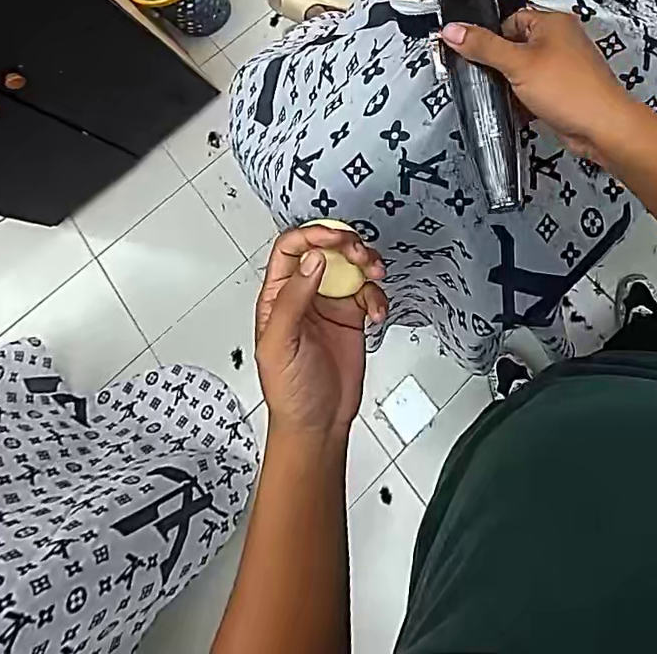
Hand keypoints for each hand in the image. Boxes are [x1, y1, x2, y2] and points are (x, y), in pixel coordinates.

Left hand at [254, 224, 387, 440]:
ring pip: (352, 264)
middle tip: (360, 254)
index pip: (291, 249)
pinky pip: (370, 290)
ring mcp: (331, 302)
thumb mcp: (280, 344)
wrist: (319, 421)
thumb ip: (293, 299)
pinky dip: (378, 296)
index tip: (335, 238)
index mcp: (278, 296)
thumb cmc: (290, 391)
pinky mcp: (353, 313)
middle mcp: (305, 293)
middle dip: (347, 244)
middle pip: (326, 248)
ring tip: (374, 274)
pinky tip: (375, 311)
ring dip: (368, 263)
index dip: (313, 235)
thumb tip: (311, 260)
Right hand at [439, 8, 643, 165]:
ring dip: (511, 85)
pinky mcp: (563, 91)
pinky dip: (523, 100)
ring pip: (524, 71)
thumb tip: (454, 31)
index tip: (469, 48)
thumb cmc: (575, 91)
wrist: (603, 128)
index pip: (509, 18)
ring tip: (507, 94)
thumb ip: (483, 46)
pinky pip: (534, 91)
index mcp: (553, 22)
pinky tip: (519, 109)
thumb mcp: (517, 64)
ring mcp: (563, 68)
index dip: (488, 34)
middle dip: (499, 64)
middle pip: (514, 46)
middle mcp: (560, 41)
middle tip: (488, 75)